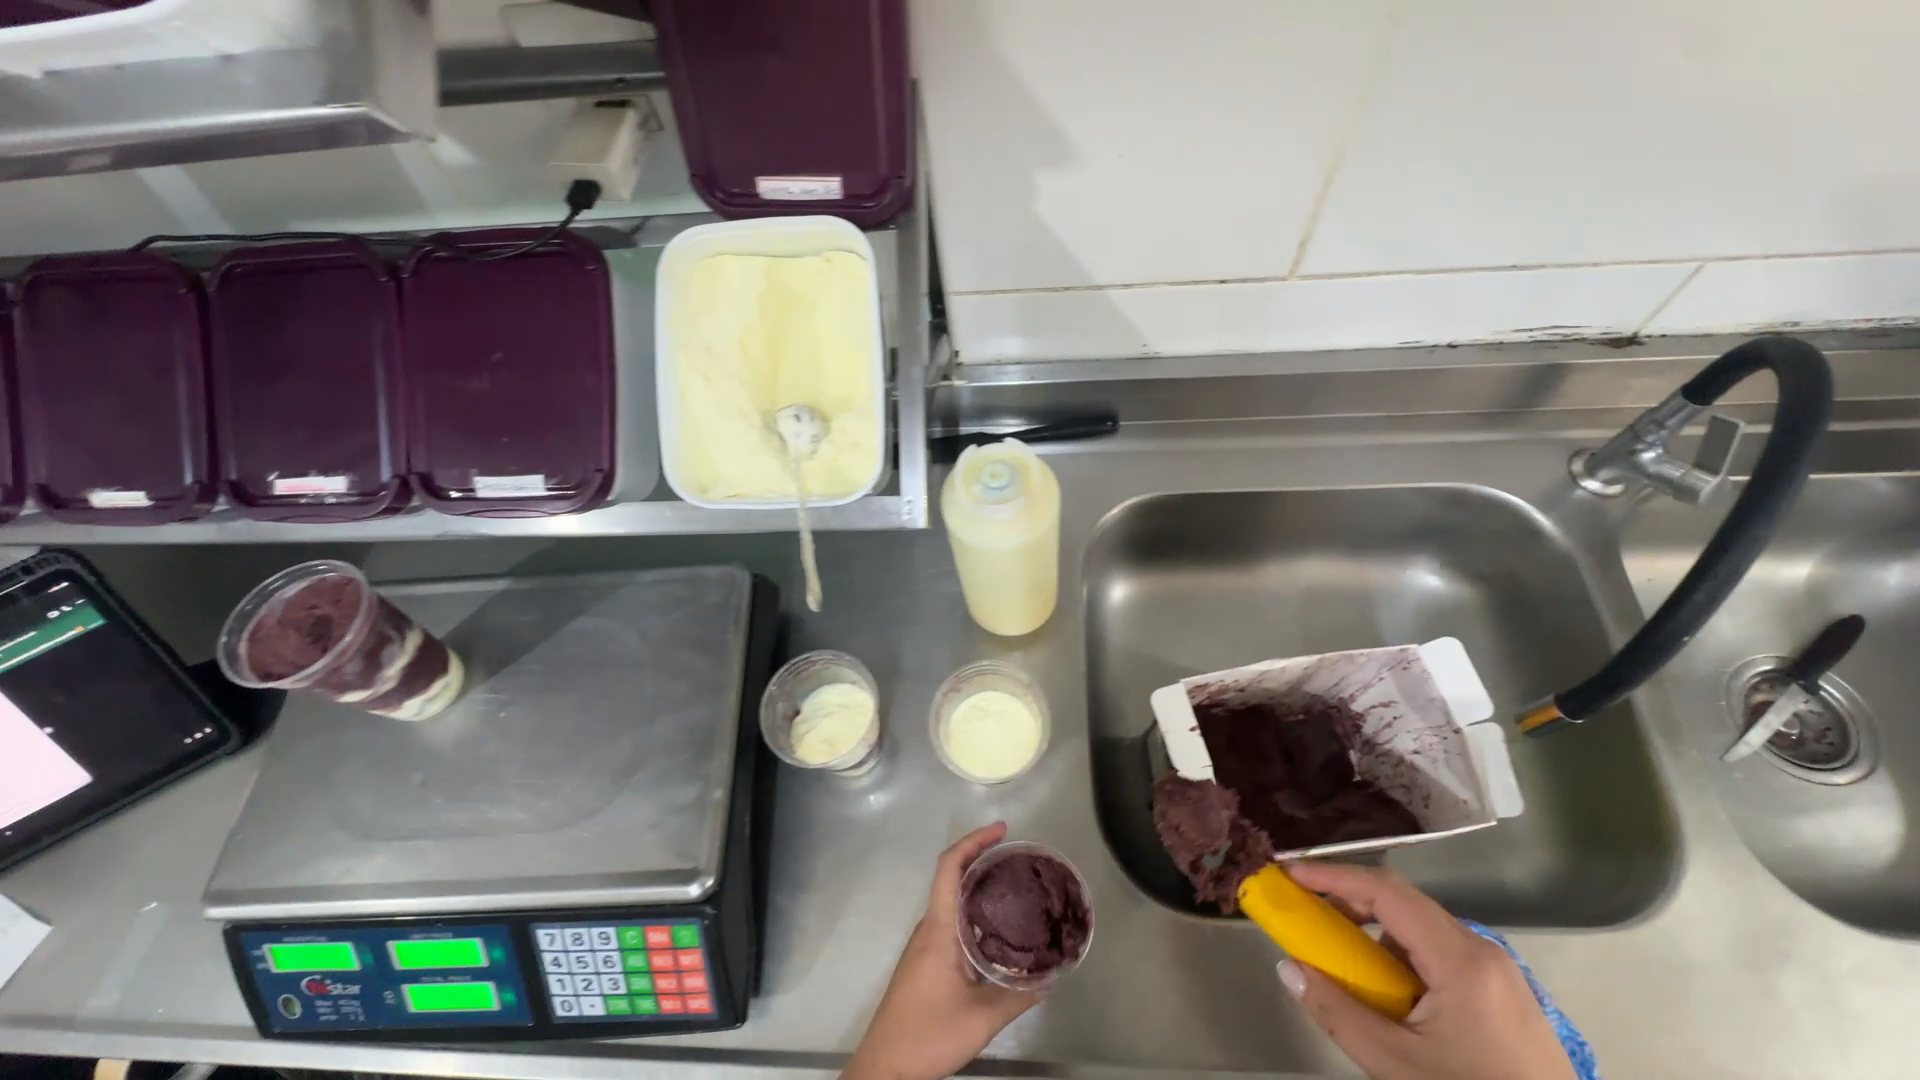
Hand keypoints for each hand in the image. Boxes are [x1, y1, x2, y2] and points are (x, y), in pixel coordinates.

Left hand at [843, 822, 1041, 1079]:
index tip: (1001, 830)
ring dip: (978, 888)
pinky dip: (974, 915)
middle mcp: (929, 929)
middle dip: (982, 859)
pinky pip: (951, 924)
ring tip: (1015, 889)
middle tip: (1017, 858)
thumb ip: (1018, 996)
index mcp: (938, 929)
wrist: (885, 1067)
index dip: (973, 841)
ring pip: (952, 903)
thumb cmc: (928, 1034)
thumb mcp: (982, 1018)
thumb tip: (1051, 978)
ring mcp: (924, 946)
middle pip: (952, 878)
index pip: (949, 867)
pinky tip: (998, 933)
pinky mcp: (925, 963)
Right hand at [1278, 863, 1575, 1079]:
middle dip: (1349, 901)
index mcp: (1461, 960)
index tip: (1291, 874)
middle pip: (1404, 903)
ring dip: (1375, 931)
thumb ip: (1338, 1013)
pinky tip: (1389, 992)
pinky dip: (1402, 956)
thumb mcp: (1397, 1065)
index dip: (1335, 875)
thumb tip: (1287, 968)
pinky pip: (1440, 951)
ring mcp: (1498, 969)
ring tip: (1344, 962)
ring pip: (1422, 927)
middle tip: (1307, 917)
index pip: (1388, 893)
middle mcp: (1483, 950)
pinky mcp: (1503, 990)